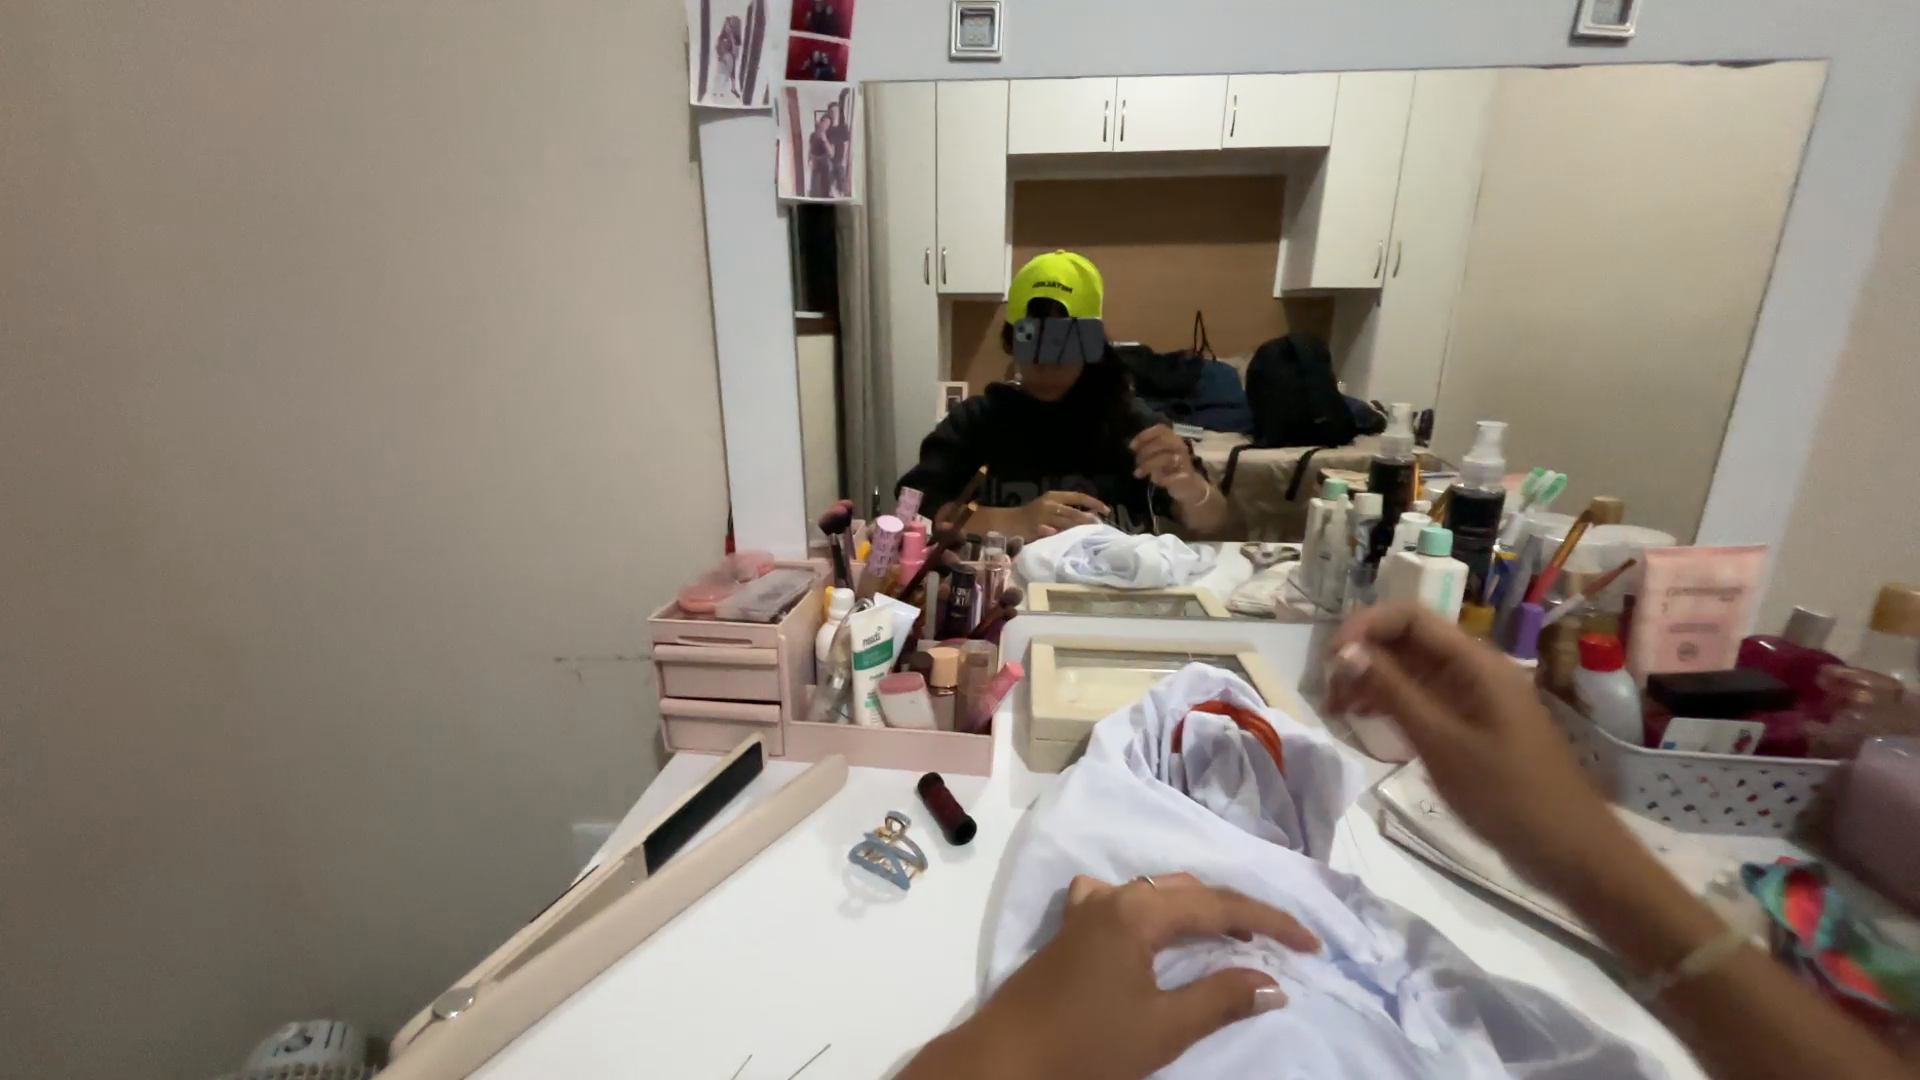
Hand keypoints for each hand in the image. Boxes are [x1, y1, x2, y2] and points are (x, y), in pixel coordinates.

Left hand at [901, 874, 1316, 1079]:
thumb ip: (1219, 998)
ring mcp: (1089, 905)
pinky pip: (1124, 900)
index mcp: (1138, 910)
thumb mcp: (1163, 1028)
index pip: (1217, 904)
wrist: (1009, 1056)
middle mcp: (1113, 893)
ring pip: (1156, 892)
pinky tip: (1158, 927)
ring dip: (1198, 909)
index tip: (1311, 944)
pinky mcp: (1073, 924)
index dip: (1269, 921)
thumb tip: (1271, 981)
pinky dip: (1157, 910)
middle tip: (1280, 942)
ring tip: (1234, 935)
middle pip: (1188, 891)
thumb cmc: (1089, 1044)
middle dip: (1237, 912)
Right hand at [1022, 490, 1109, 537]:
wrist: (1008, 523)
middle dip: (1088, 520)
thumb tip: (1090, 516)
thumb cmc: (1031, 515)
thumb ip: (1066, 510)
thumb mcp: (1048, 507)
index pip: (1078, 496)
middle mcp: (1049, 504)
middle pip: (1074, 512)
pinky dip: (1062, 537)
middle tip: (1100, 527)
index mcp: (1054, 496)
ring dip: (1079, 530)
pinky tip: (1071, 542)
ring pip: (1066, 523)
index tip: (1106, 510)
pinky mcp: (1037, 529)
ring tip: (1090, 535)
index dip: (1094, 503)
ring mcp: (1043, 517)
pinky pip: (1053, 534)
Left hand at [1130, 425, 1209, 504]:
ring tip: (1138, 473)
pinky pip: (1169, 476)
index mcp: (1173, 438)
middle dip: (1145, 451)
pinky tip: (1154, 481)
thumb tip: (1132, 446)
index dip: (1144, 435)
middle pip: (1161, 442)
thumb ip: (1148, 448)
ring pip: (1165, 457)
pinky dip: (1159, 479)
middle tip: (1136, 462)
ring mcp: (1184, 461)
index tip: (1132, 446)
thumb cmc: (1169, 468)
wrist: (1188, 486)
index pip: (1161, 429)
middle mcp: (1180, 446)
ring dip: (1148, 465)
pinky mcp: (1186, 476)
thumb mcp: (1158, 454)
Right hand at [1324, 604, 1633, 895]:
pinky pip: (1418, 695)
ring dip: (1368, 680)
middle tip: (1329, 693)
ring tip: (1338, 710)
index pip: (1409, 617)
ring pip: (1407, 668)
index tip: (1330, 660)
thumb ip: (1392, 690)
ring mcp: (1471, 696)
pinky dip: (1387, 701)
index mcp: (1475, 664)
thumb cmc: (1507, 794)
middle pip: (1405, 640)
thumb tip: (1346, 650)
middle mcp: (1473, 669)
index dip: (1363, 627)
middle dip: (1361, 656)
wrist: (1572, 854)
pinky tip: (1365, 722)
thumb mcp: (1439, 740)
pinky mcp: (1467, 721)